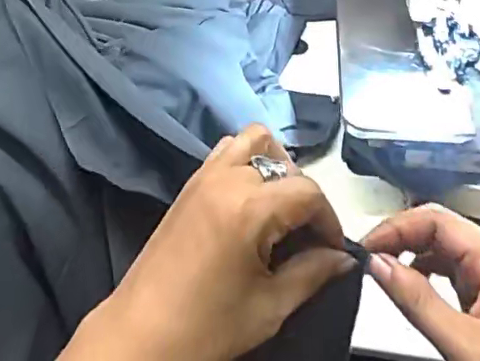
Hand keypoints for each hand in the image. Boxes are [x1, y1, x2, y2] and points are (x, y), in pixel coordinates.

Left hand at [67, 125, 356, 360]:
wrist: (136, 339)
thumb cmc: (204, 329)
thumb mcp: (268, 308)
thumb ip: (312, 274)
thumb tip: (342, 259)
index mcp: (250, 208)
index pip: (309, 193)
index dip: (329, 221)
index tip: (334, 250)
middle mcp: (230, 178)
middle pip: (287, 169)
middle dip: (305, 200)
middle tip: (306, 239)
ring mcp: (207, 174)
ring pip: (257, 141)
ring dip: (277, 166)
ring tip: (279, 207)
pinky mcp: (191, 181)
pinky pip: (228, 149)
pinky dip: (248, 159)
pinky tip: (249, 198)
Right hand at [362, 204, 479, 360]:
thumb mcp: (467, 348)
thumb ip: (419, 304)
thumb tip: (376, 263)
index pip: (439, 220)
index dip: (398, 227)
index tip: (364, 248)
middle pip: (443, 230)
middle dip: (404, 239)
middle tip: (367, 260)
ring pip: (449, 251)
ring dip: (414, 256)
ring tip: (382, 271)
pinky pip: (459, 274)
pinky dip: (431, 276)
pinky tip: (413, 288)